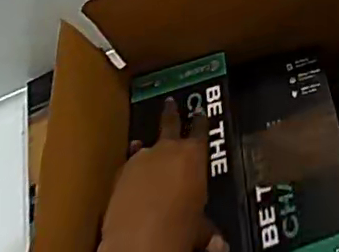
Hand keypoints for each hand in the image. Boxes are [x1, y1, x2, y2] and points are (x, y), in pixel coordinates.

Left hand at [99, 98, 226, 251]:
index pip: (201, 129)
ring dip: (148, 146)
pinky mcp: (120, 174)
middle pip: (170, 122)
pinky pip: (129, 164)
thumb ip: (206, 226)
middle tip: (171, 102)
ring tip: (144, 143)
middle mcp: (169, 149)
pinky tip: (131, 175)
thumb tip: (217, 243)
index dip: (202, 120)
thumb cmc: (179, 233)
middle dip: (172, 113)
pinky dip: (132, 168)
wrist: (137, 246)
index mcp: (193, 156)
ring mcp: (142, 158)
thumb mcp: (200, 229)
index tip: (201, 113)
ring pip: (146, 144)